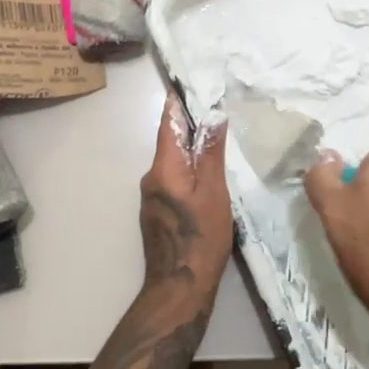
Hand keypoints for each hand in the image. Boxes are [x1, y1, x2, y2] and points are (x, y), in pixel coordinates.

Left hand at [139, 94, 234, 297]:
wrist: (180, 288)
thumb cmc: (201, 238)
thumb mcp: (214, 192)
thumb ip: (211, 154)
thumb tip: (214, 116)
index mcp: (163, 168)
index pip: (168, 124)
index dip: (177, 102)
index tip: (186, 81)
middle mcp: (151, 178)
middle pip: (170, 143)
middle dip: (190, 125)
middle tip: (215, 108)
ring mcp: (152, 198)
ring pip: (173, 163)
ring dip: (191, 150)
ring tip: (217, 138)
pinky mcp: (158, 214)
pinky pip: (173, 181)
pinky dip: (188, 171)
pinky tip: (207, 175)